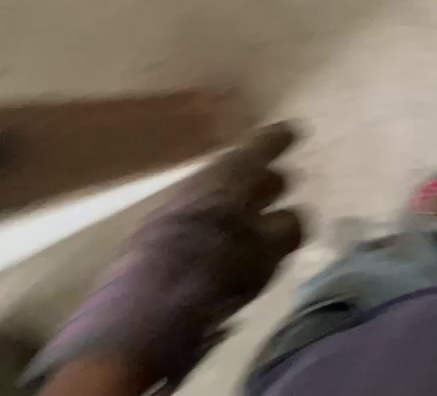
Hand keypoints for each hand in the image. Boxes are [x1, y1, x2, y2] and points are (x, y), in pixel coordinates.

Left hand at [29, 122, 306, 389]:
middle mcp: (204, 179)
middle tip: (278, 186)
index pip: (263, 144)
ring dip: (235, 206)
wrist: (143, 304)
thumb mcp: (268, 249)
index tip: (293, 132)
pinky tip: (221, 248)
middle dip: (260, 179)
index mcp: (234, 172)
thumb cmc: (219, 265)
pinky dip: (214, 227)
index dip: (279, 139)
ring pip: (216, 197)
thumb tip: (292, 218)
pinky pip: (196, 220)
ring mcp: (175, 206)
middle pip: (239, 171)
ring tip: (252, 222)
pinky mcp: (152, 236)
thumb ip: (286, 228)